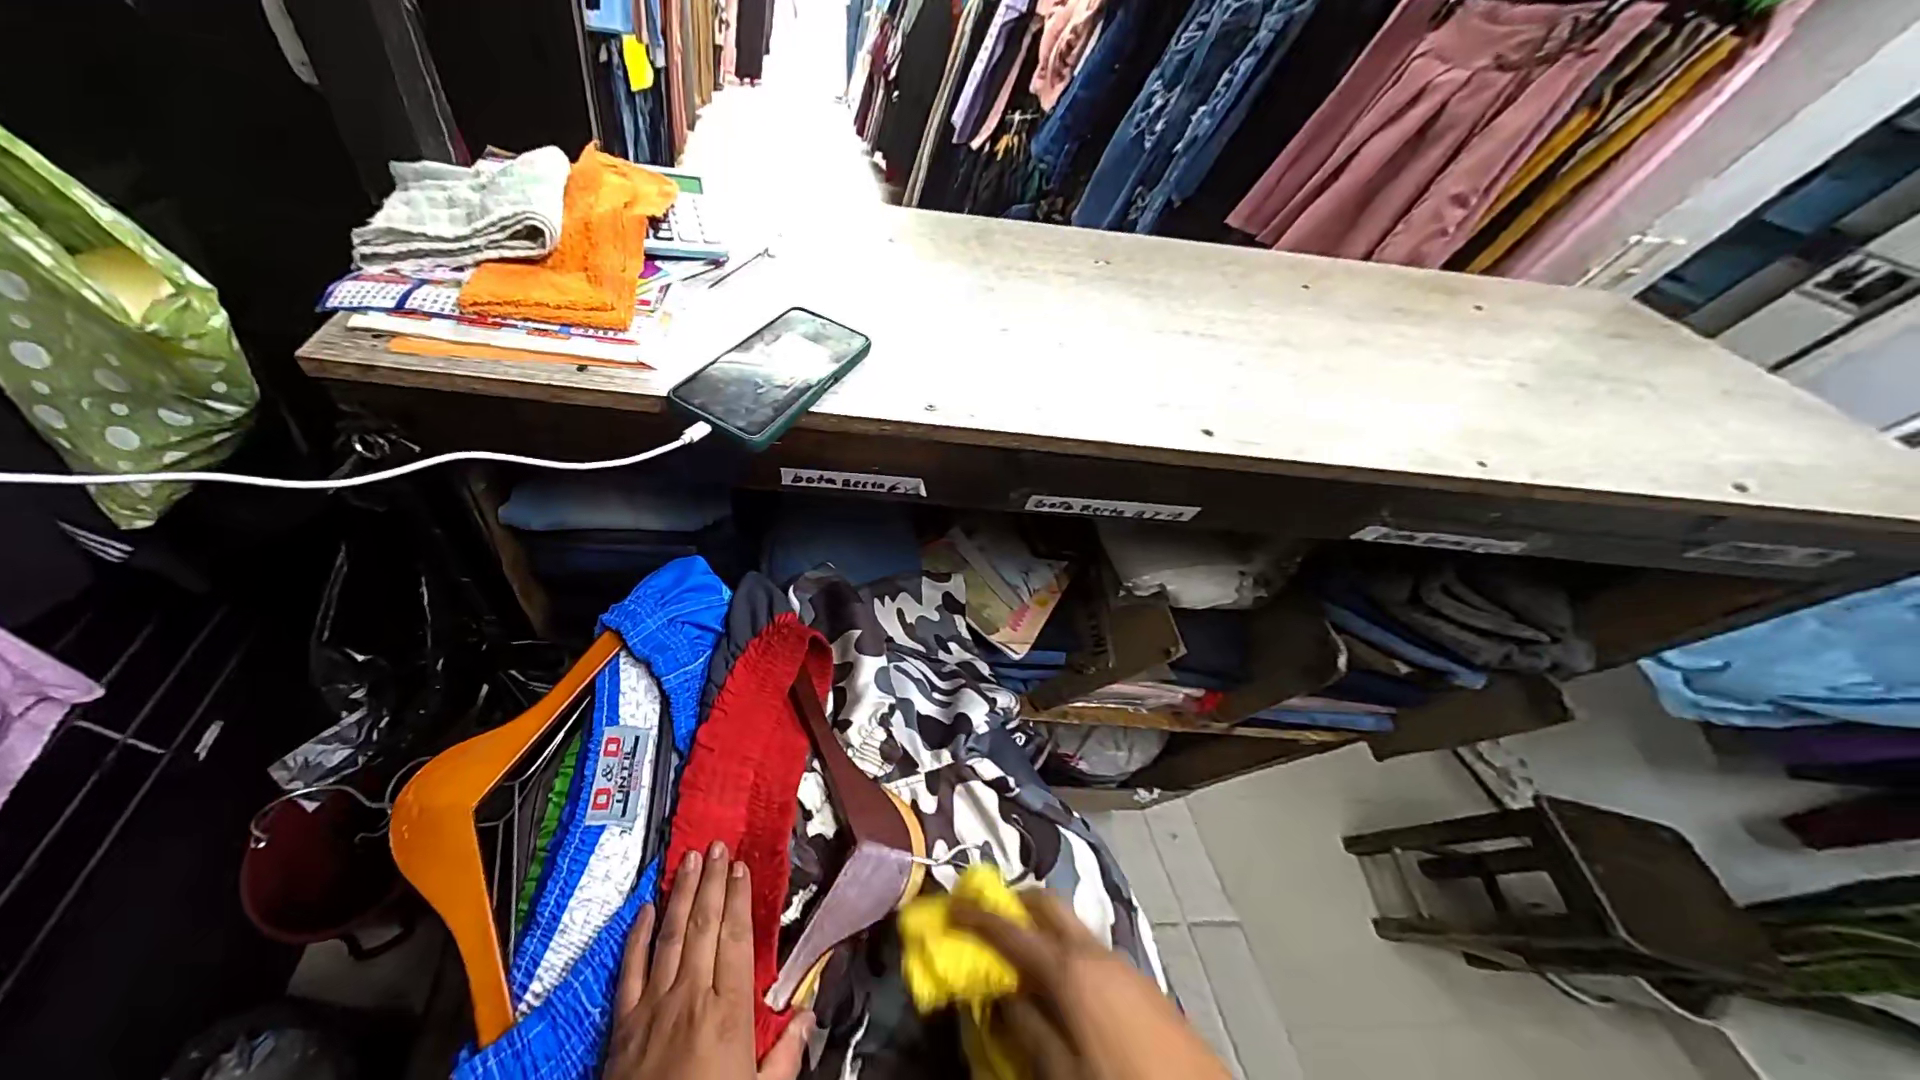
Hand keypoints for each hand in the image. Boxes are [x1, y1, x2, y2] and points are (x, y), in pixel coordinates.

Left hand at [604, 842, 812, 1079]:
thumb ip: (786, 1053)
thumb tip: (807, 1014)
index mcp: (728, 1011)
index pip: (735, 938)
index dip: (737, 899)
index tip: (740, 868)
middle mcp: (691, 998)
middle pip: (704, 926)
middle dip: (711, 882)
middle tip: (716, 847)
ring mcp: (654, 1007)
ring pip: (670, 936)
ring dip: (681, 895)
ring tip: (688, 861)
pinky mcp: (624, 1024)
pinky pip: (630, 970)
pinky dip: (637, 936)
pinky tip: (644, 909)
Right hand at [951, 889, 1230, 1079]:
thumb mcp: (1061, 1073)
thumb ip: (1027, 1029)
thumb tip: (1003, 995)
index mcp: (1070, 969)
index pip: (1012, 931)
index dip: (977, 917)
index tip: (951, 907)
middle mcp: (1095, 953)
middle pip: (1047, 905)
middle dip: (1014, 905)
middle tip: (987, 924)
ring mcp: (1122, 964)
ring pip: (1070, 927)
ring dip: (1040, 931)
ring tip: (1019, 961)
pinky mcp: (1141, 983)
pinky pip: (1090, 951)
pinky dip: (1065, 954)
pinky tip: (1060, 988)